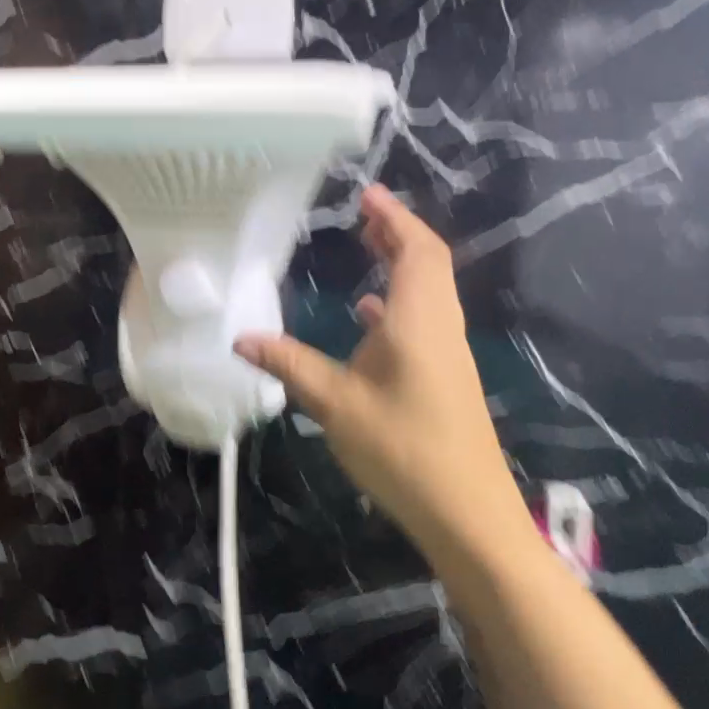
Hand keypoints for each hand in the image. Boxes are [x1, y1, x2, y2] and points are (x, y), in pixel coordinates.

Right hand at [234, 185, 529, 564]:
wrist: (468, 514)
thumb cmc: (404, 449)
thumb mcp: (336, 404)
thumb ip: (290, 365)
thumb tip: (241, 338)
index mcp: (419, 322)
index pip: (418, 252)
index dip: (395, 218)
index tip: (367, 194)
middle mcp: (440, 328)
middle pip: (429, 265)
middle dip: (398, 233)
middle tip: (361, 213)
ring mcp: (446, 354)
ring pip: (429, 291)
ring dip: (401, 264)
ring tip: (365, 247)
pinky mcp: (444, 377)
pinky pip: (424, 319)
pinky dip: (399, 301)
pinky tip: (368, 316)